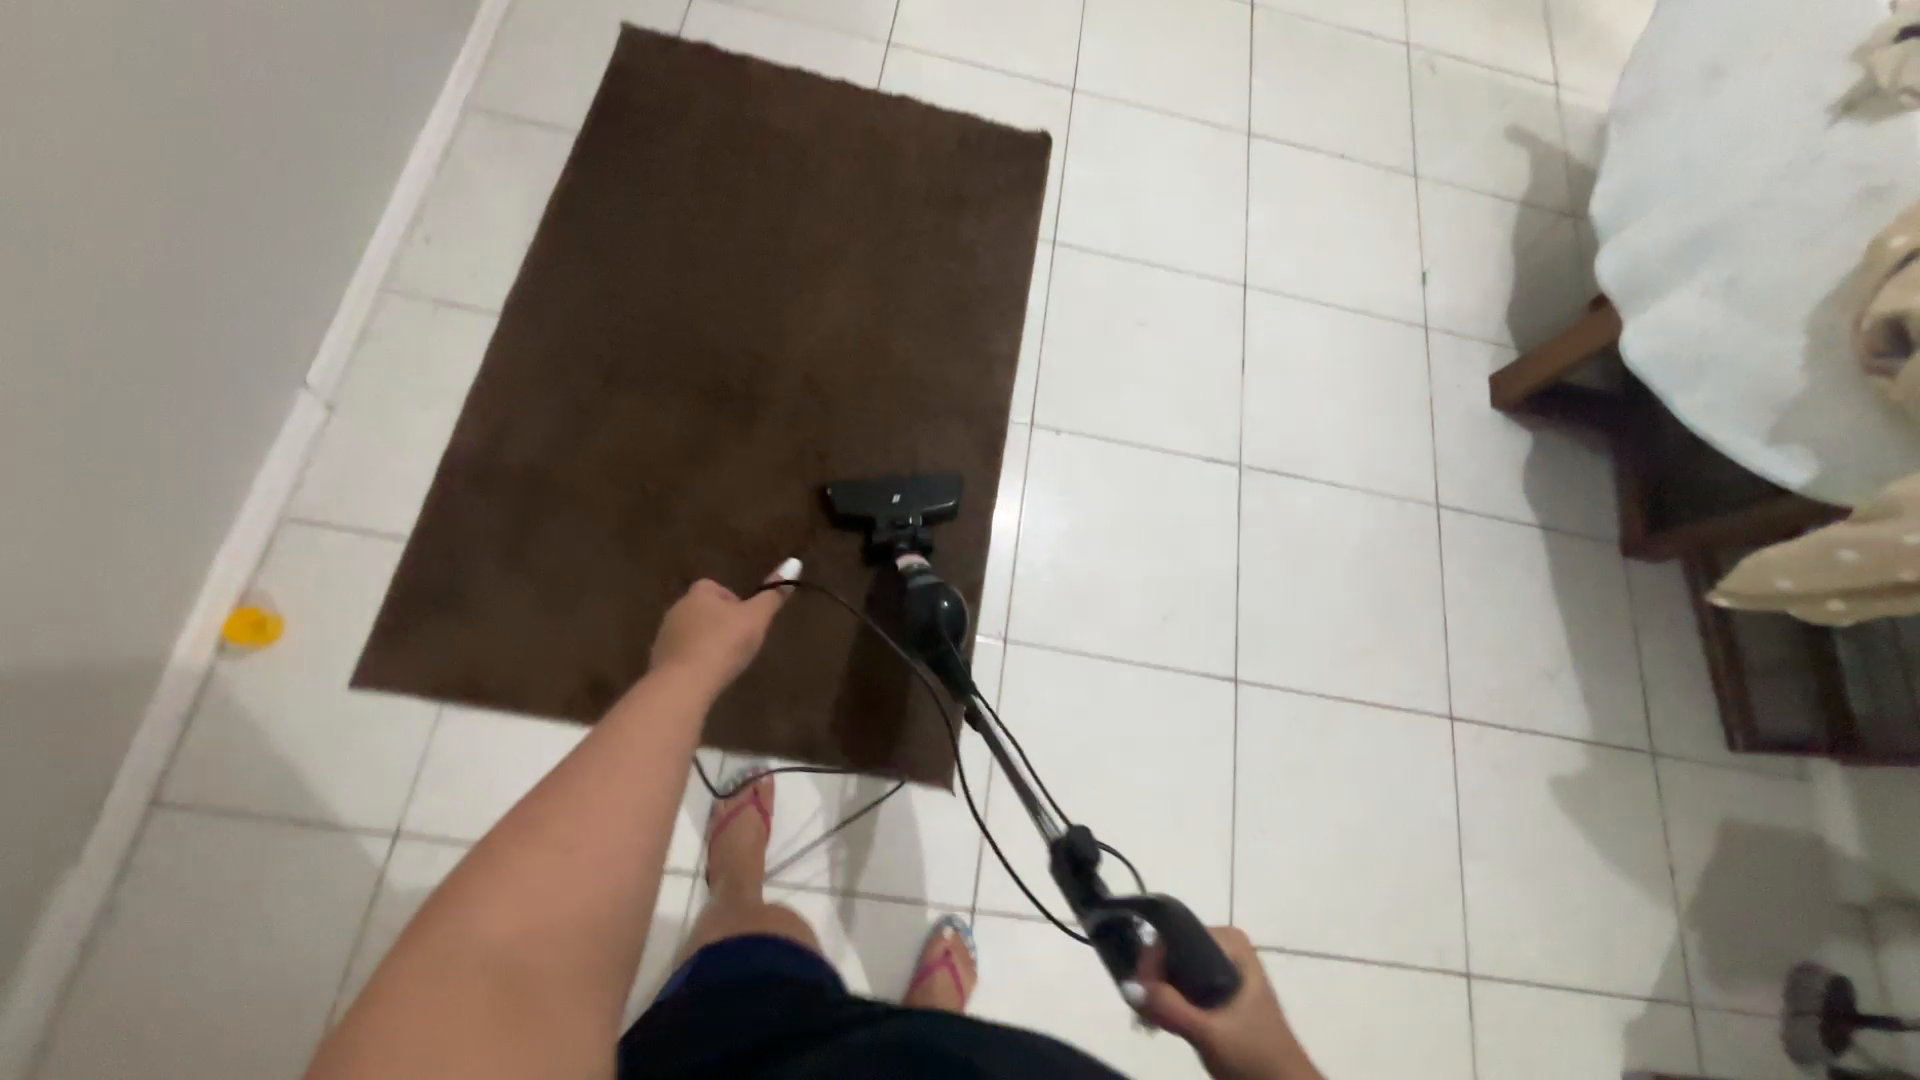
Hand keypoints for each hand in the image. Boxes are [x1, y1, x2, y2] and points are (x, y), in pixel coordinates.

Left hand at [649, 559, 797, 695]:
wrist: (683, 684)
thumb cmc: (723, 644)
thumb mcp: (756, 619)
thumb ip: (773, 596)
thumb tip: (794, 563)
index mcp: (699, 594)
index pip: (713, 587)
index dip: (731, 600)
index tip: (745, 619)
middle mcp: (677, 610)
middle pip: (701, 609)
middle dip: (718, 621)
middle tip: (739, 641)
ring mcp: (665, 636)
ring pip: (690, 632)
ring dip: (705, 641)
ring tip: (724, 661)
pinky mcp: (659, 661)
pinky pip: (680, 655)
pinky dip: (693, 660)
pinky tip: (707, 675)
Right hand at [1133, 927, 1322, 1079]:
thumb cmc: (1257, 1059)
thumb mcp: (1211, 1034)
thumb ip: (1171, 1008)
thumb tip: (1131, 987)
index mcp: (1230, 944)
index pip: (1176, 935)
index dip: (1153, 959)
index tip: (1139, 989)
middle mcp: (1225, 948)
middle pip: (1172, 951)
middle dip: (1153, 979)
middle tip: (1141, 1009)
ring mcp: (1222, 971)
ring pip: (1175, 970)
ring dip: (1158, 994)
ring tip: (1149, 1020)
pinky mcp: (1218, 993)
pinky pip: (1183, 986)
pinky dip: (1169, 1003)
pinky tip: (1160, 1024)